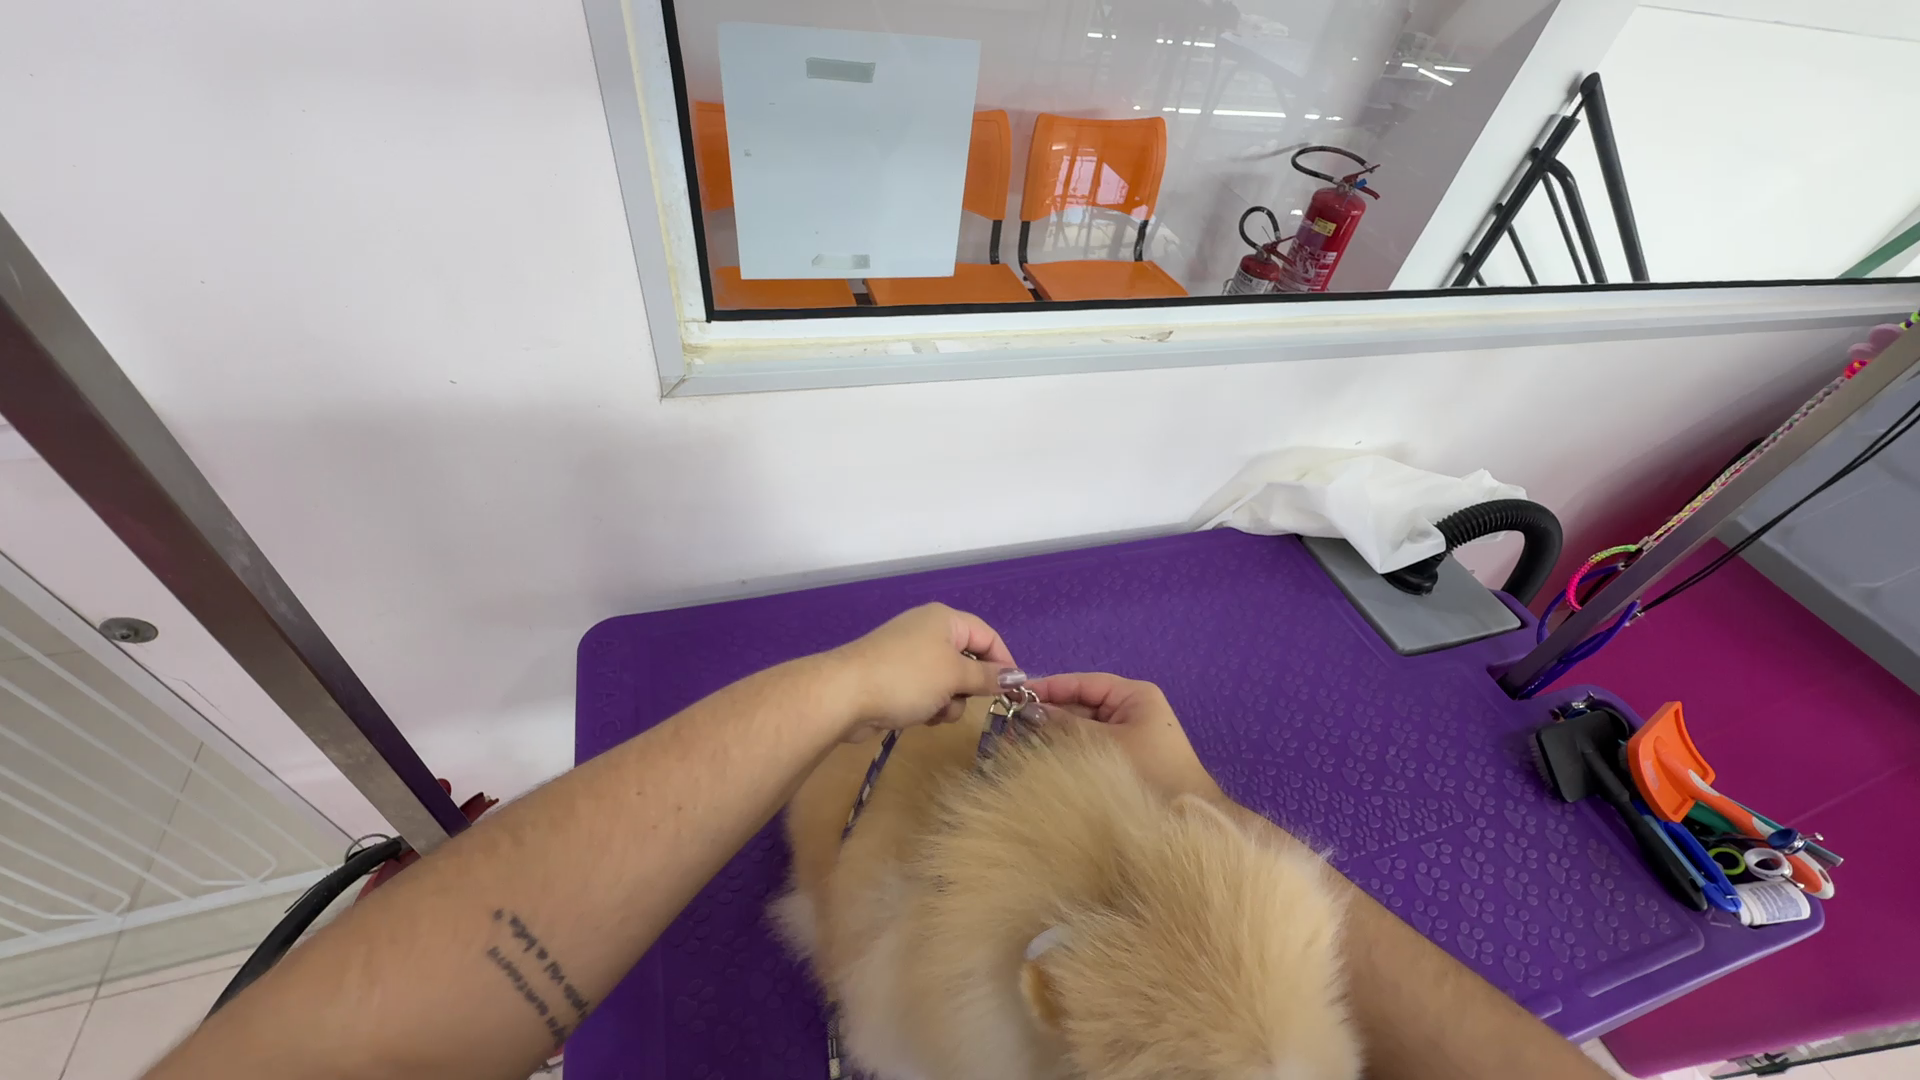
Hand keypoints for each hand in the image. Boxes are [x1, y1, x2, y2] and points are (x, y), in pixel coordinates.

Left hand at [827, 604, 1019, 741]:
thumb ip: (987, 677)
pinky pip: (926, 692)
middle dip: (969, 687)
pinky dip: (928, 706)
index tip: (1014, 691)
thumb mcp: (954, 676)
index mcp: (945, 619)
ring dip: (948, 701)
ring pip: (948, 682)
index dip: (1003, 662)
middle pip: (967, 660)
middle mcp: (928, 631)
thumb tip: (1016, 677)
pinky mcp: (894, 678)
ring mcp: (908, 655)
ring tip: (933, 711)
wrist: (844, 694)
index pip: (988, 636)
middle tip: (962, 702)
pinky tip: (917, 717)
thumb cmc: (907, 678)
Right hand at [1028, 673, 1223, 800]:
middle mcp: (1130, 708)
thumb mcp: (1102, 743)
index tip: (1017, 694)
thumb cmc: (1149, 769)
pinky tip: (1042, 754)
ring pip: (1082, 725)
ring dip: (1055, 732)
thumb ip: (1065, 724)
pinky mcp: (1124, 755)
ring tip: (1020, 737)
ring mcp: (1128, 733)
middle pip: (1081, 703)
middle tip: (1013, 721)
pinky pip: (1089, 743)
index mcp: (1134, 695)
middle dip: (1049, 712)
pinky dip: (1067, 747)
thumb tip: (1029, 711)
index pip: (1084, 682)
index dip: (1050, 687)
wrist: (1185, 818)